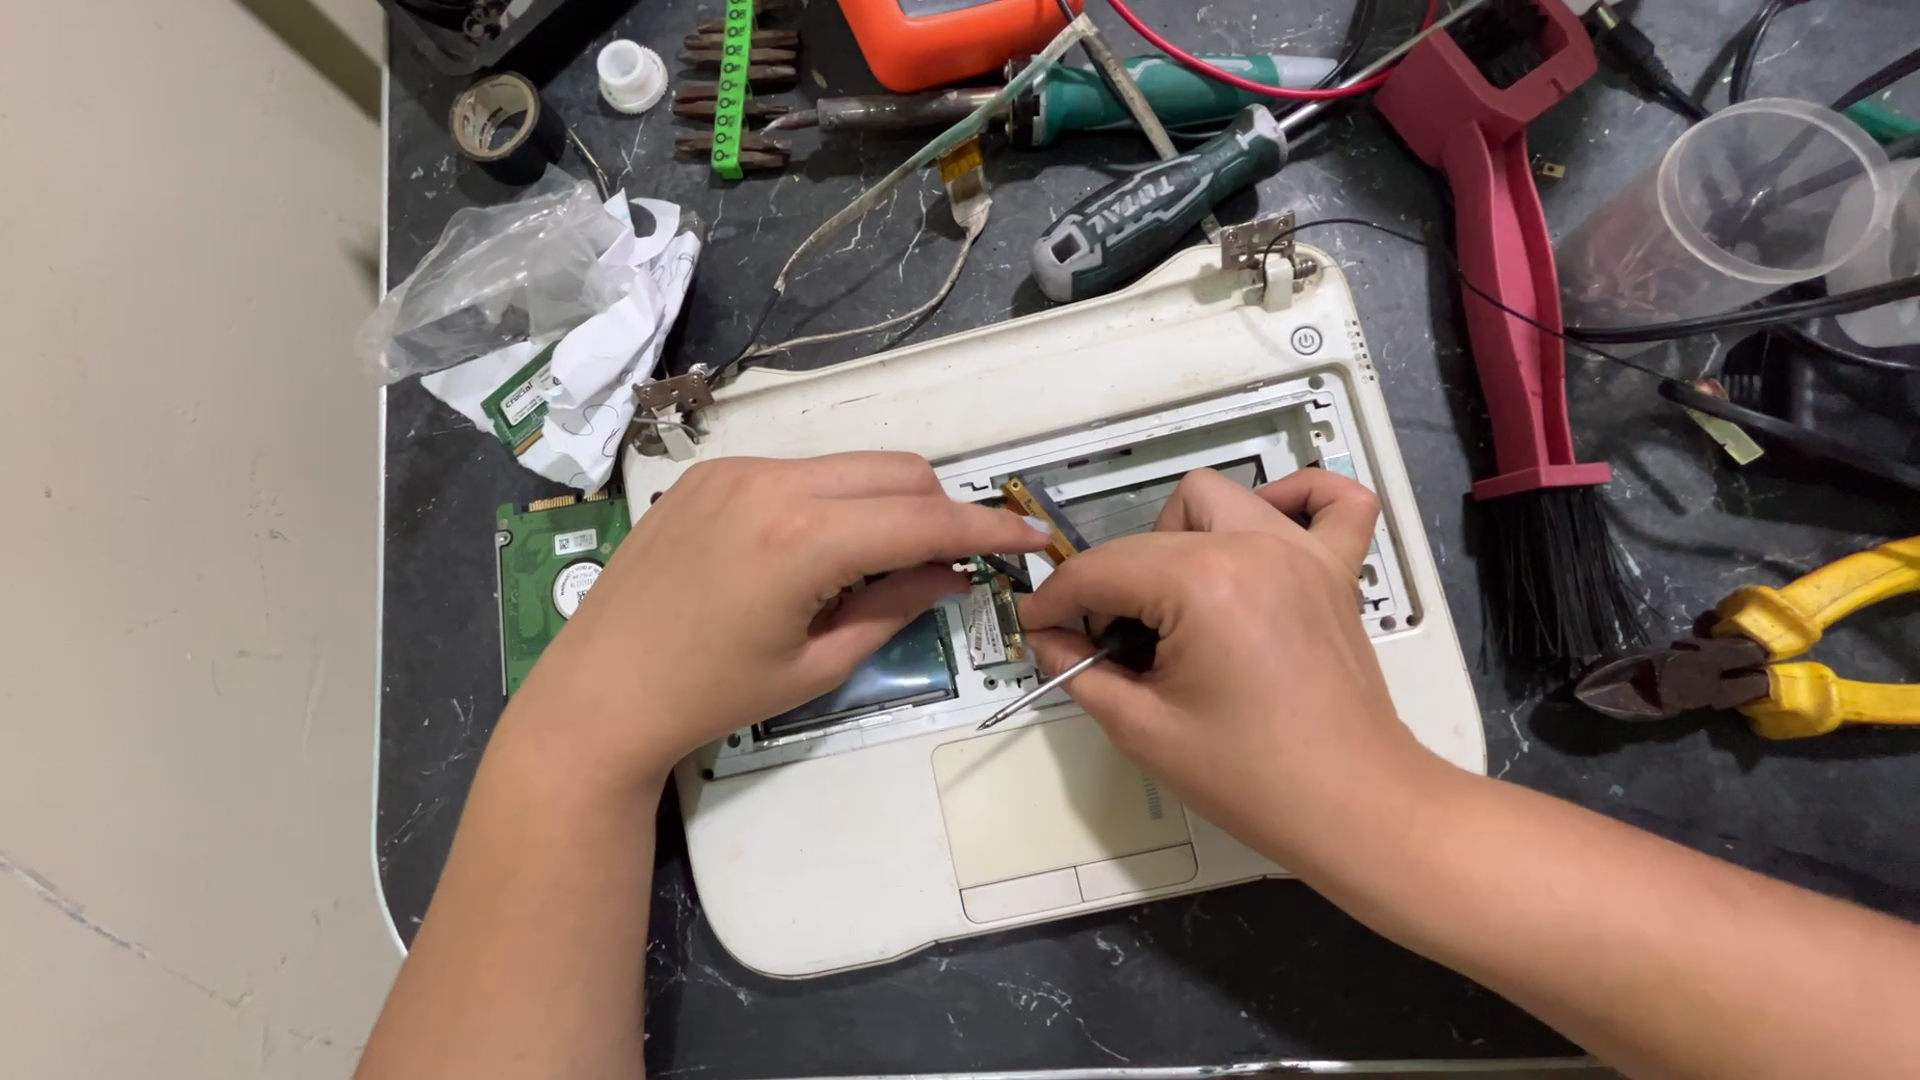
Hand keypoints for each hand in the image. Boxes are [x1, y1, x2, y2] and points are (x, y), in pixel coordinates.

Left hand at [510, 453, 1050, 789]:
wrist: (597, 694)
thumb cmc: (711, 696)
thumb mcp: (819, 664)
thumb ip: (897, 607)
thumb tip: (956, 573)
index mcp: (802, 539)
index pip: (923, 519)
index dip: (987, 527)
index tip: (1032, 536)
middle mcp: (772, 482)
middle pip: (899, 472)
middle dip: (940, 510)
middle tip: (945, 564)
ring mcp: (737, 469)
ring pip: (853, 465)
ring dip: (889, 503)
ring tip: (878, 562)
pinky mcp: (712, 472)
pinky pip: (805, 470)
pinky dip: (838, 499)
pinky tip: (818, 549)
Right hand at [1020, 468, 1440, 862]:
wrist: (1353, 810)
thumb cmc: (1246, 777)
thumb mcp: (1139, 728)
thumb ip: (1078, 670)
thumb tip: (1047, 637)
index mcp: (1202, 583)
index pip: (1100, 570)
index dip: (1055, 600)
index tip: (1036, 627)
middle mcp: (1252, 546)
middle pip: (1145, 536)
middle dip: (1111, 585)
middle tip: (1117, 644)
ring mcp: (1301, 551)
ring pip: (1212, 497)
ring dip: (1175, 536)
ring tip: (1176, 598)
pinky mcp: (1336, 569)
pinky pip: (1331, 500)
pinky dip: (1295, 498)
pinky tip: (1265, 531)